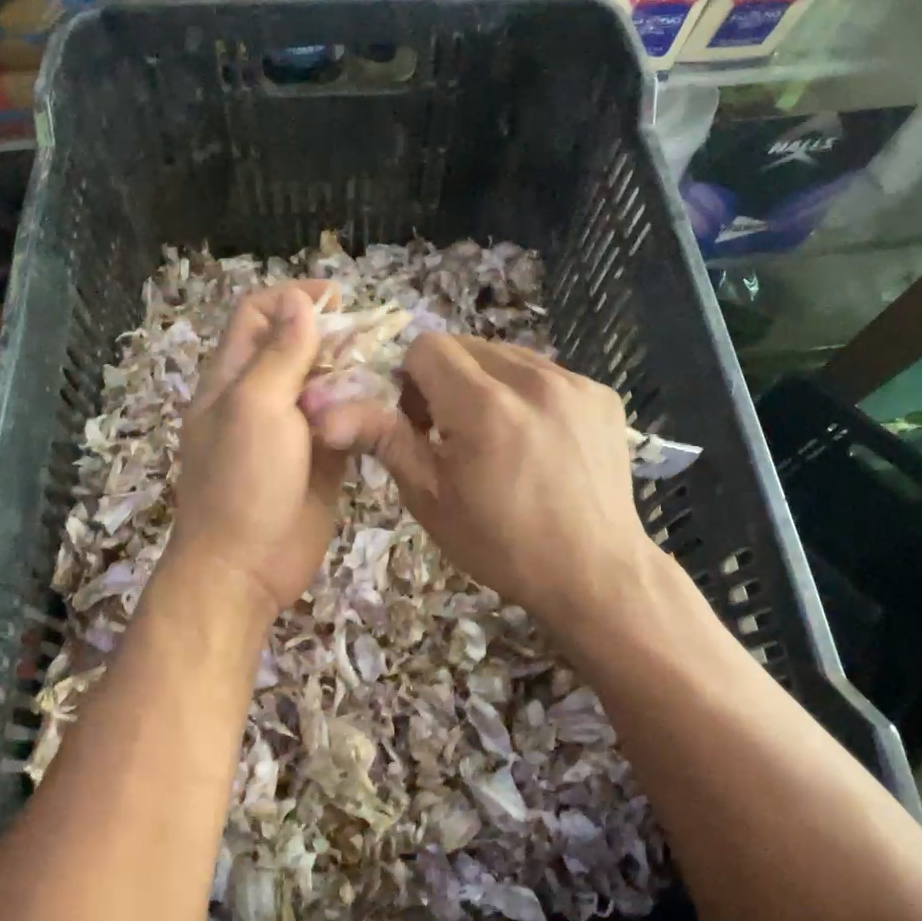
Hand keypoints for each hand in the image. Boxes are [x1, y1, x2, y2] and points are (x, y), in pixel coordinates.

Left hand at [168, 280, 347, 612]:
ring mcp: (291, 430)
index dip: (293, 298)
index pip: (258, 315)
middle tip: (370, 338)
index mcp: (232, 377)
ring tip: (380, 372)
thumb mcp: (256, 407)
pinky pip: (343, 421)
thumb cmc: (242, 481)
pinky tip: (383, 408)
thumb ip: (280, 354)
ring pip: (325, 382)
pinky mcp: (320, 459)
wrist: (244, 568)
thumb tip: (299, 301)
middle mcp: (259, 396)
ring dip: (351, 372)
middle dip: (332, 334)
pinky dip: (361, 409)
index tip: (338, 298)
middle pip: (296, 345)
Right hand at [305, 333, 672, 627]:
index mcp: (484, 405)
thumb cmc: (502, 544)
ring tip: (496, 438)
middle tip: (452, 433)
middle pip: (466, 346)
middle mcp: (533, 380)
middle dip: (447, 379)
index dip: (410, 379)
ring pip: (507, 355)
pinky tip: (535, 441)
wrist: (594, 574)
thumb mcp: (430, 497)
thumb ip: (382, 437)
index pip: (427, 346)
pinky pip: (547, 373)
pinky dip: (528, 394)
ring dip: (487, 383)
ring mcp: (574, 384)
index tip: (418, 422)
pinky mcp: (601, 394)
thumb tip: (320, 409)